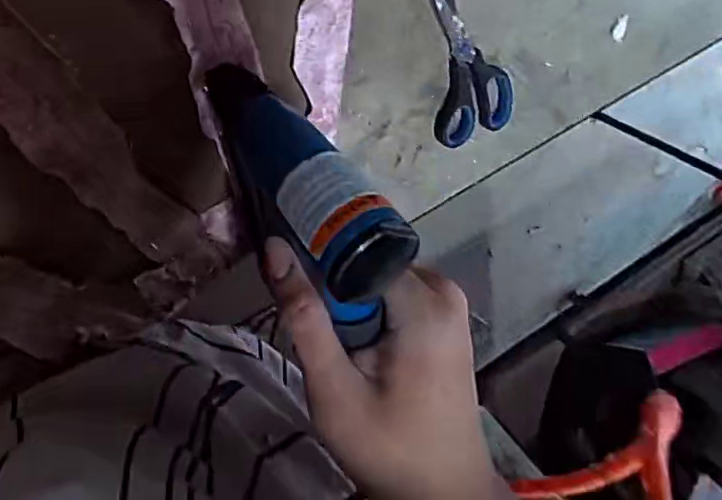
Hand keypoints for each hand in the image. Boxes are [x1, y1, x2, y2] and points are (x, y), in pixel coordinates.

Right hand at [263, 238, 513, 499]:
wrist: (442, 494)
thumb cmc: (389, 448)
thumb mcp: (334, 392)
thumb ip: (304, 317)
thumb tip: (274, 247)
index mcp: (425, 304)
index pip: (354, 249)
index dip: (317, 256)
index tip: (291, 278)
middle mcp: (442, 289)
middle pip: (364, 258)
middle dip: (333, 285)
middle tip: (318, 327)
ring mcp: (447, 299)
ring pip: (374, 270)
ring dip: (348, 295)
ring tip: (335, 338)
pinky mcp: (444, 312)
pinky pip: (391, 286)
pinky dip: (367, 303)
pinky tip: (356, 339)